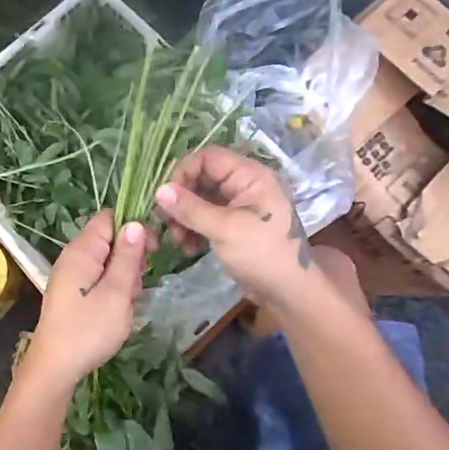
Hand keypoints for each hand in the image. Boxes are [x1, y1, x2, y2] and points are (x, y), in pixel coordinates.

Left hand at [20, 210, 151, 386]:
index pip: (109, 218)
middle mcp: (74, 257)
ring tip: (130, 299)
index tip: (152, 247)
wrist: (56, 369)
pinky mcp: (75, 293)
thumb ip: (127, 257)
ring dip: (125, 274)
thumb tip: (135, 223)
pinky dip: (115, 288)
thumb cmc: (88, 330)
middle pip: (110, 238)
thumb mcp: (116, 293)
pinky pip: (101, 278)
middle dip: (131, 254)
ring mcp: (73, 276)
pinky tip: (121, 307)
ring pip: (108, 261)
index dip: (133, 225)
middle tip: (140, 280)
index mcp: (82, 251)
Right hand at [153, 146, 323, 307]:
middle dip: (182, 200)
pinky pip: (209, 218)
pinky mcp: (236, 225)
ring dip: (185, 218)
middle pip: (203, 178)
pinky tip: (188, 248)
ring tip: (177, 241)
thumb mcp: (225, 230)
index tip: (166, 197)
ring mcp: (241, 206)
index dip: (184, 172)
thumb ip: (191, 209)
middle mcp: (246, 185)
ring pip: (202, 200)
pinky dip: (195, 229)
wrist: (289, 292)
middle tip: (166, 223)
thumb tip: (159, 190)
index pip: (209, 157)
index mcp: (250, 176)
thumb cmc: (262, 254)